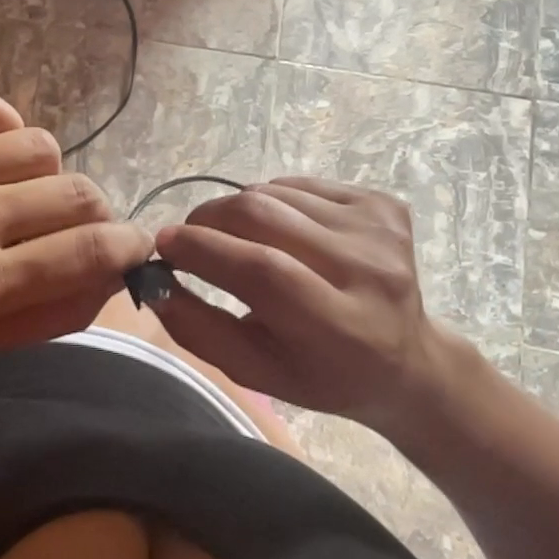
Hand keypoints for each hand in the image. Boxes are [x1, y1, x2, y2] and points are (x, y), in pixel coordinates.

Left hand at [0, 91, 151, 349]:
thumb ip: (60, 310)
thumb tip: (121, 269)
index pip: (89, 252)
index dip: (128, 246)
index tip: (134, 244)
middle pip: (78, 194)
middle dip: (94, 211)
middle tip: (75, 222)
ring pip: (42, 147)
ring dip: (46, 173)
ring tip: (21, 191)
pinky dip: (6, 129)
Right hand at [149, 177, 465, 431]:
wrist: (406, 362)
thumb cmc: (317, 373)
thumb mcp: (251, 369)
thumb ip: (195, 327)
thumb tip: (151, 280)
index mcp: (338, 326)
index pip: (260, 269)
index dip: (201, 249)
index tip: (163, 246)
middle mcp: (368, 272)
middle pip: (260, 215)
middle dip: (206, 220)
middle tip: (190, 240)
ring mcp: (379, 232)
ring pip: (271, 193)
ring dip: (233, 210)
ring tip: (234, 238)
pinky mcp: (384, 205)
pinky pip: (296, 185)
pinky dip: (267, 200)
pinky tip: (276, 230)